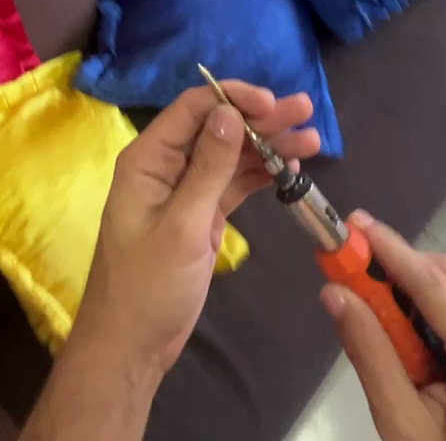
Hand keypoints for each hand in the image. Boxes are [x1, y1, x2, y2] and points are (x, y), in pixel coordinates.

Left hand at [69, 81, 319, 382]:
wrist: (133, 346)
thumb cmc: (148, 285)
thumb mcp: (182, 225)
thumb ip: (208, 168)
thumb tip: (230, 113)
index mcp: (149, 158)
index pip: (194, 108)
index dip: (233, 98)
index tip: (271, 103)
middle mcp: (167, 164)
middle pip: (219, 127)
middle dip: (261, 118)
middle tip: (304, 110)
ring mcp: (187, 188)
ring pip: (232, 154)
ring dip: (269, 144)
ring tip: (311, 136)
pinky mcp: (203, 212)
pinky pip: (235, 182)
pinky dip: (262, 173)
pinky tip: (292, 165)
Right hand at [323, 212, 445, 440]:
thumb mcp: (402, 427)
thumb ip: (370, 353)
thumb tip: (334, 292)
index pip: (433, 284)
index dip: (390, 248)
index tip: (353, 223)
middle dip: (399, 264)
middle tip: (351, 268)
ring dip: (414, 286)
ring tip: (371, 304)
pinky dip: (432, 308)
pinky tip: (405, 333)